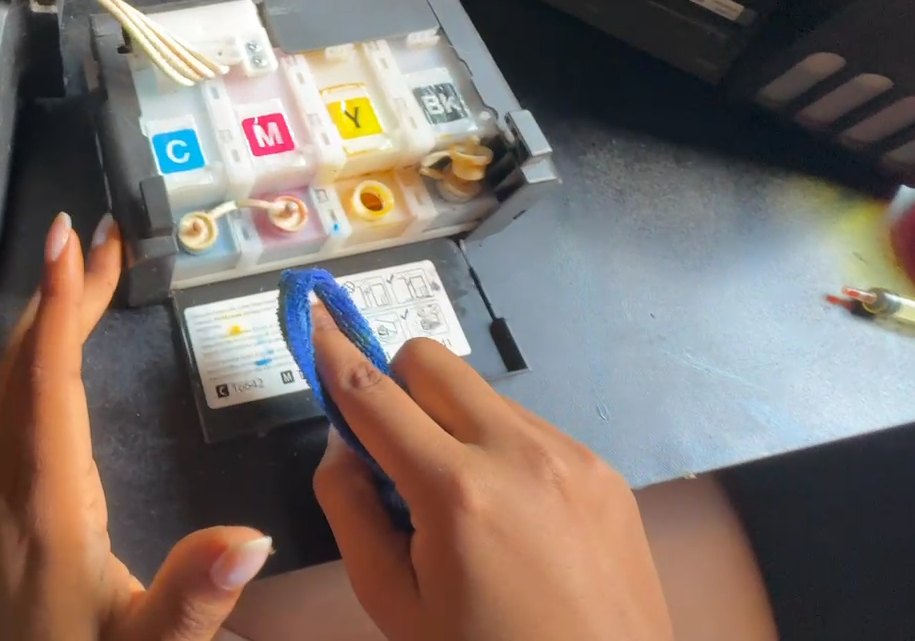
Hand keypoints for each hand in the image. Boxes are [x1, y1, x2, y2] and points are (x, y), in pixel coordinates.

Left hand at [0, 212, 272, 640]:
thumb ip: (193, 598)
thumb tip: (253, 535)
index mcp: (43, 495)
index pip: (48, 375)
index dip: (62, 300)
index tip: (69, 237)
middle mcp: (4, 469)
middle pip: (29, 354)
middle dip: (66, 286)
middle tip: (103, 235)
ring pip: (11, 368)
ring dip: (49, 310)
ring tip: (88, 268)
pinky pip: (7, 390)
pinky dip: (34, 345)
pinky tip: (54, 339)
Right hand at [309, 320, 672, 640]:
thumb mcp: (388, 599)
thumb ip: (347, 504)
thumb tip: (345, 439)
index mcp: (457, 492)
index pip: (372, 394)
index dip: (332, 350)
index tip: (310, 314)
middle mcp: (518, 454)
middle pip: (430, 361)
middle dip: (396, 385)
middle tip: (396, 449)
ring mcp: (572, 457)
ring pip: (477, 391)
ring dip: (448, 419)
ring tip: (465, 498)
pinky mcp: (605, 470)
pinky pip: (523, 424)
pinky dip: (494, 445)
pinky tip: (513, 513)